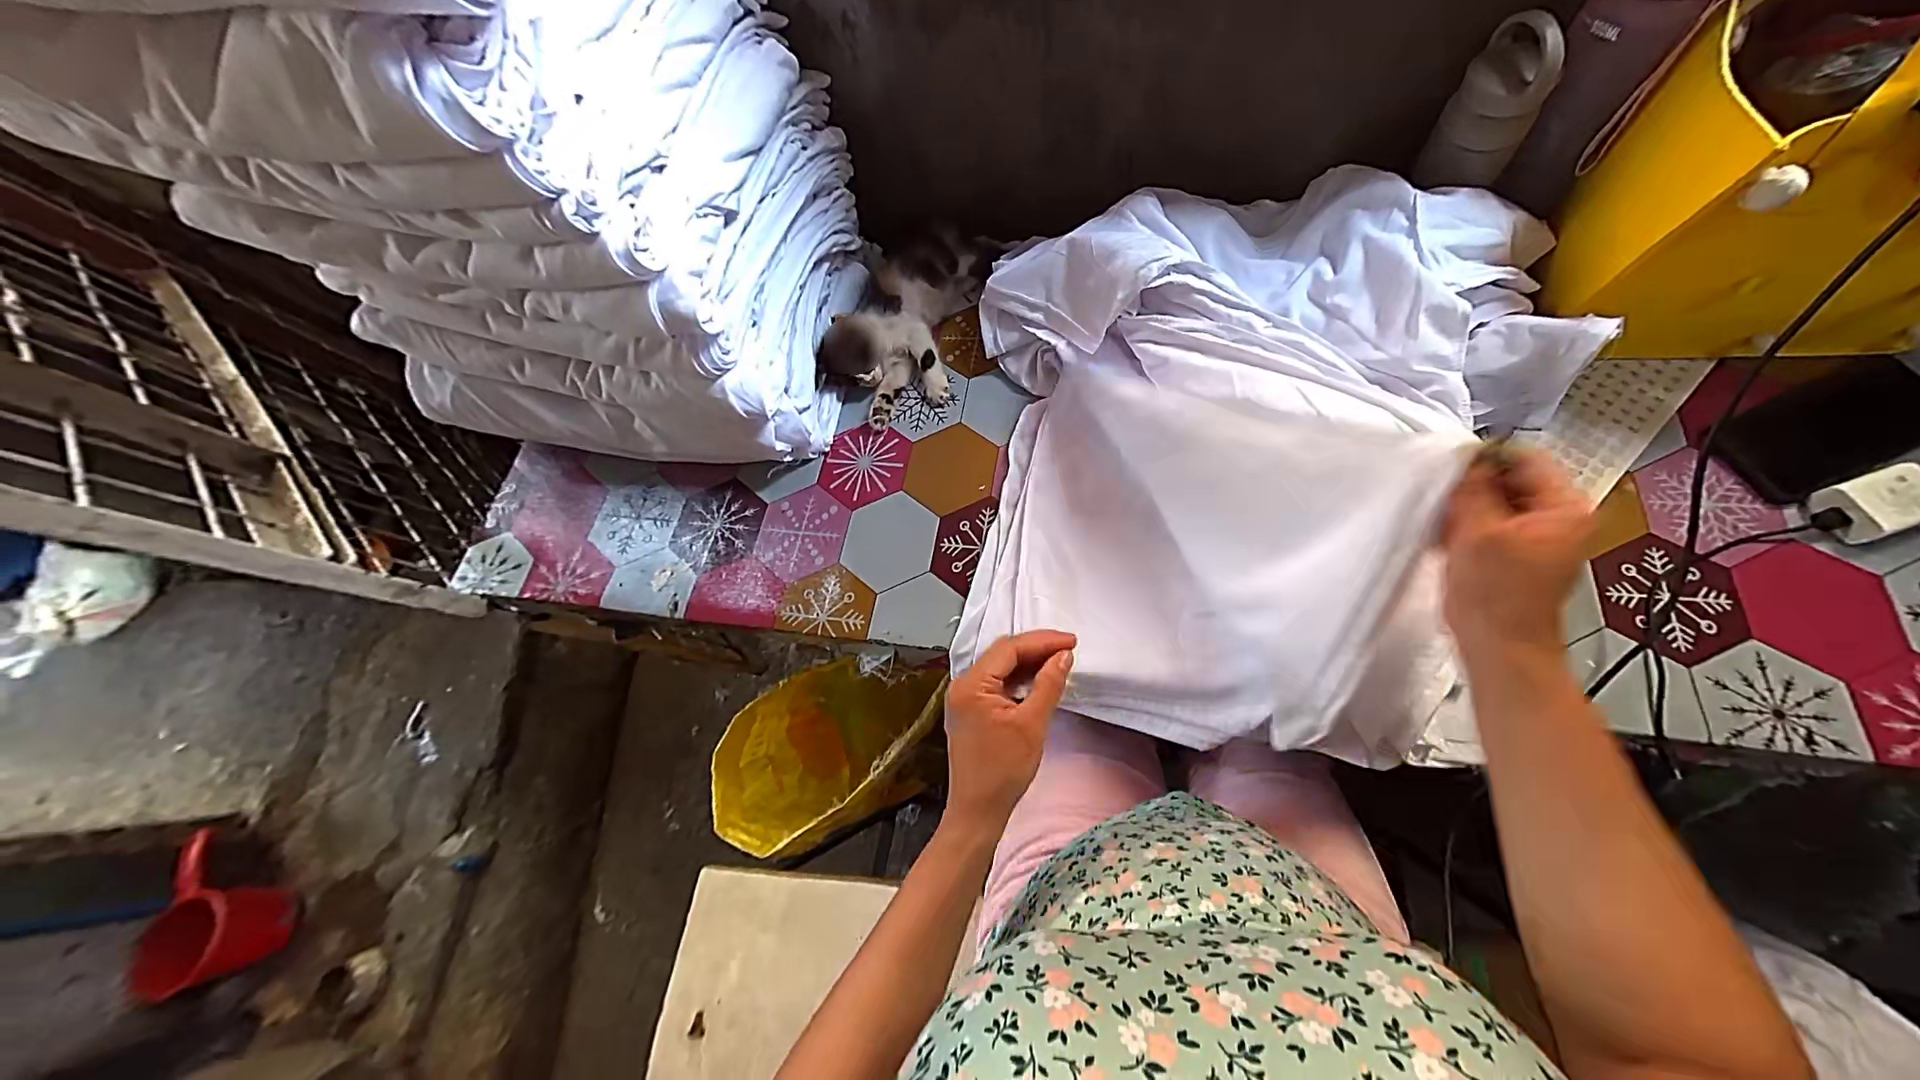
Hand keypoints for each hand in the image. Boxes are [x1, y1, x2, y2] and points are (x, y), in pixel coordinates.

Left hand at [944, 630, 1075, 829]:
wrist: (978, 810)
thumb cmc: (1003, 771)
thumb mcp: (1032, 724)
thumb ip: (1048, 684)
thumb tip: (1063, 656)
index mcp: (971, 685)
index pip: (1009, 649)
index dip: (1042, 641)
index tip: (1071, 641)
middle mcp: (962, 685)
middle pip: (1002, 654)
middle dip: (1036, 648)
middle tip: (1068, 649)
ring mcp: (964, 698)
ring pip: (1000, 668)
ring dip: (1028, 663)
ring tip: (1058, 661)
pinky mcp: (970, 710)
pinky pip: (996, 684)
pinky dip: (1019, 679)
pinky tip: (1039, 680)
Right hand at [1442, 449, 1593, 654]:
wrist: (1498, 643)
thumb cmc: (1497, 597)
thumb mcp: (1477, 531)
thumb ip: (1473, 488)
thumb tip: (1469, 459)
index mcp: (1567, 508)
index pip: (1527, 459)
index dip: (1487, 459)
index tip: (1454, 467)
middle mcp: (1560, 519)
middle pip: (1511, 480)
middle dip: (1473, 488)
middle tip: (1447, 502)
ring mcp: (1538, 536)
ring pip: (1496, 502)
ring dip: (1467, 509)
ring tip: (1448, 525)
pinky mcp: (1517, 552)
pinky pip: (1490, 524)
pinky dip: (1467, 526)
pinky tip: (1449, 540)